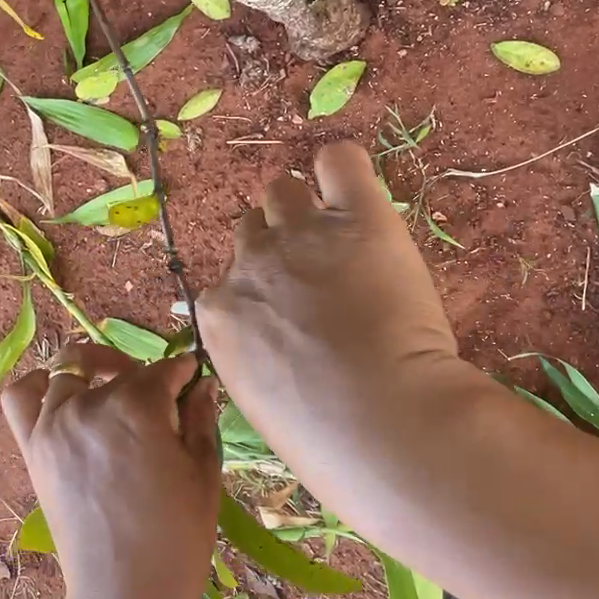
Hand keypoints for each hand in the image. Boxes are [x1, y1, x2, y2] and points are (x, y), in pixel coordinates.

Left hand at [1, 346, 219, 598]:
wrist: (126, 595)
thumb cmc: (178, 537)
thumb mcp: (203, 473)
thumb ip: (201, 418)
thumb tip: (200, 383)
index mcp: (137, 407)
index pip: (164, 370)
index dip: (184, 371)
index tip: (192, 376)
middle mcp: (88, 404)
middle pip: (121, 372)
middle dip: (146, 379)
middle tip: (163, 403)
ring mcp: (53, 424)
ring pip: (69, 371)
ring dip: (94, 373)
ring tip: (112, 393)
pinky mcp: (32, 448)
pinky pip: (20, 397)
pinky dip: (37, 386)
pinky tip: (61, 398)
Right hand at [194, 141, 468, 486]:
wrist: (379, 422)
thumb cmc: (322, 437)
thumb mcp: (261, 398)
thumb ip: (254, 358)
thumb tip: (274, 349)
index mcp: (220, 312)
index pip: (226, 282)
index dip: (259, 295)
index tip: (289, 315)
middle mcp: (249, 264)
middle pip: (250, 229)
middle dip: (277, 247)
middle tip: (318, 277)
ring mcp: (300, 235)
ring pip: (283, 191)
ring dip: (303, 209)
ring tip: (340, 236)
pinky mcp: (358, 218)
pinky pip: (338, 161)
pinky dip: (342, 172)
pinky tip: (356, 195)